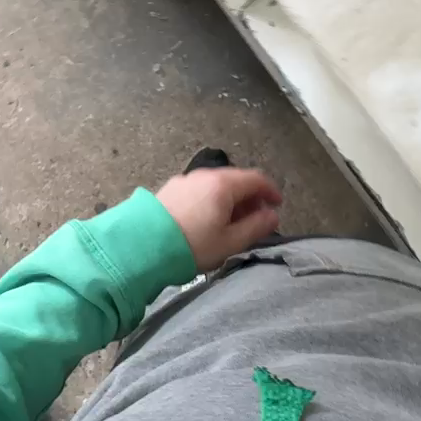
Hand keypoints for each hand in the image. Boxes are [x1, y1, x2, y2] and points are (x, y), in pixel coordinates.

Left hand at [155, 167, 282, 269]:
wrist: (143, 245)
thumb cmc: (192, 245)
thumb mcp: (230, 242)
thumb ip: (256, 227)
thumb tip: (273, 215)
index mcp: (223, 184)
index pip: (256, 179)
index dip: (271, 191)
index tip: (277, 205)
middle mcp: (205, 175)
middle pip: (236, 179)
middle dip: (251, 196)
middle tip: (256, 217)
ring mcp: (186, 180)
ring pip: (217, 184)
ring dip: (231, 198)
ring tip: (233, 221)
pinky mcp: (172, 188)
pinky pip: (201, 189)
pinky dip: (213, 199)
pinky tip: (209, 218)